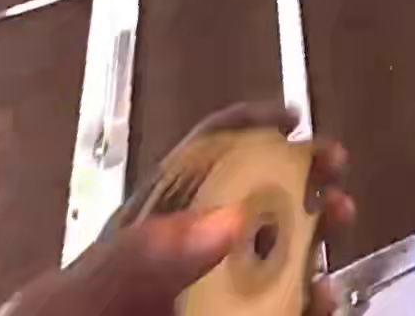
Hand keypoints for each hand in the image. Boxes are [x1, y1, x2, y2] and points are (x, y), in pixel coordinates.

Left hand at [0, 103, 353, 315]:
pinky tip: (324, 300)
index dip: (248, 125)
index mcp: (150, 226)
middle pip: (257, 191)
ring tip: (342, 217)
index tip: (291, 117)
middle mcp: (191, 253)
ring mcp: (215, 298)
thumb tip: (232, 222)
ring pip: (282, 246)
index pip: (202, 155)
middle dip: (304, 168)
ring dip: (321, 224)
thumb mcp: (72, 304)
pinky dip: (313, 302)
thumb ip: (141, 260)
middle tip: (335, 164)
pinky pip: (285, 310)